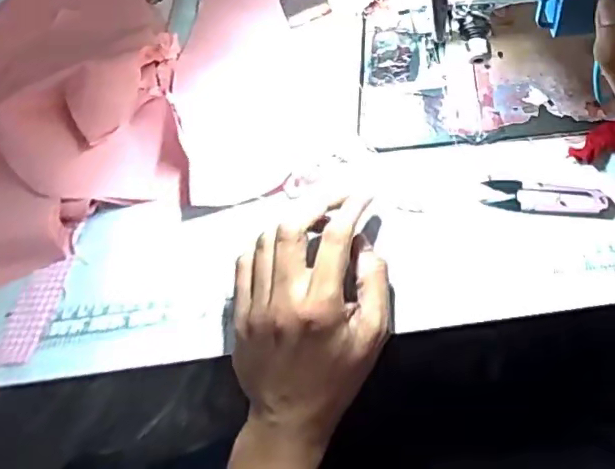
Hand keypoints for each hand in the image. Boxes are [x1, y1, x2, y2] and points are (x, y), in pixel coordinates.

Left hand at [230, 196, 388, 464]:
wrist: (288, 417)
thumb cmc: (339, 374)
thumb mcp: (374, 332)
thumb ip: (375, 281)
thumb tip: (364, 243)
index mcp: (320, 304)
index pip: (334, 236)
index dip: (352, 207)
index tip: (364, 197)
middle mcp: (283, 299)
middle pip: (290, 227)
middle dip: (318, 202)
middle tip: (337, 197)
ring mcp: (255, 306)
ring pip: (264, 240)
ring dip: (292, 220)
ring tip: (314, 220)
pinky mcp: (238, 314)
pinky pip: (244, 262)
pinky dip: (266, 243)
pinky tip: (285, 246)